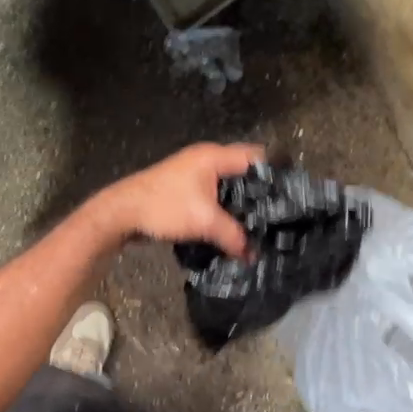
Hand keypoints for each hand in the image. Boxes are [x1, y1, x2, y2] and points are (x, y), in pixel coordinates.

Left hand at [93, 143, 264, 256]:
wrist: (121, 213)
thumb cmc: (164, 207)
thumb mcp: (204, 222)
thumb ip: (233, 237)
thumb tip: (252, 255)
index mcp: (214, 156)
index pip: (257, 156)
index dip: (276, 172)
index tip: (291, 194)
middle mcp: (205, 159)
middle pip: (243, 172)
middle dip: (259, 193)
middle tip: (278, 215)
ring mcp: (192, 174)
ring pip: (227, 187)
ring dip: (239, 204)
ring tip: (259, 225)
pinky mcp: (183, 190)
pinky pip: (212, 197)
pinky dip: (222, 210)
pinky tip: (231, 228)